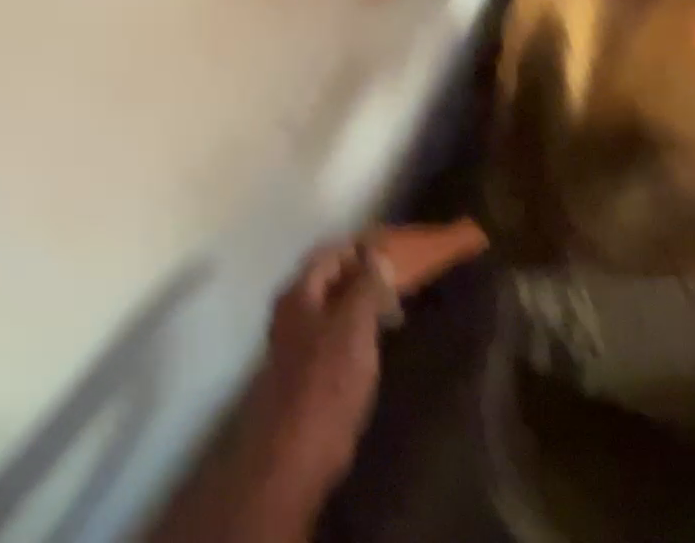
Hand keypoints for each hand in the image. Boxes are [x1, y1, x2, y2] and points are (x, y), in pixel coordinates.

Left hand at [248, 243, 386, 487]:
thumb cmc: (327, 380)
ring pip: (334, 307)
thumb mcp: (353, 326)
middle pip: (330, 279)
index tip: (394, 247)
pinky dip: (358, 327)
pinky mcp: (310, 371)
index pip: (329, 253)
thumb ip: (365, 287)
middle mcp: (294, 312)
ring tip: (396, 305)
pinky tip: (378, 337)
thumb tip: (377, 255)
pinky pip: (337, 334)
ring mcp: (299, 343)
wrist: (298, 448)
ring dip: (363, 301)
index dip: (360, 247)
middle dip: (364, 274)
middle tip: (401, 277)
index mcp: (298, 294)